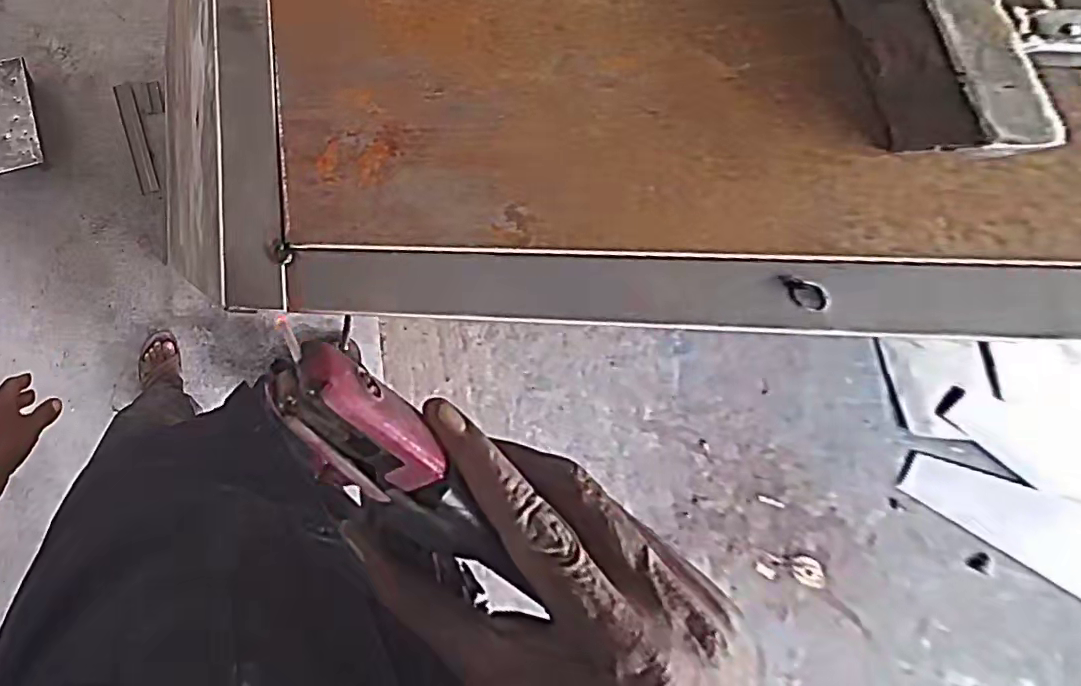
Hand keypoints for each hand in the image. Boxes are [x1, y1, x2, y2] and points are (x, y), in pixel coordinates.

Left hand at [0, 374, 61, 489]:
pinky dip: (8, 422)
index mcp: (1, 402)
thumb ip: (45, 413)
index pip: (11, 384)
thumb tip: (55, 403)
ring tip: (25, 411)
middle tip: (28, 392)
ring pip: (1, 411)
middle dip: (18, 394)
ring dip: (14, 408)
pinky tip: (15, 432)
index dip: (21, 380)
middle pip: (5, 397)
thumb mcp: (33, 427)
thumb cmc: (4, 447)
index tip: (27, 378)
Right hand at [349, 398, 757, 685]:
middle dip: (497, 455)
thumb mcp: (499, 678)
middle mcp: (663, 617)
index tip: (443, 420)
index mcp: (610, 649)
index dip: (478, 465)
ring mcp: (694, 600)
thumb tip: (371, 543)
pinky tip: (545, 516)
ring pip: (592, 495)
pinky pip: (621, 518)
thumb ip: (430, 608)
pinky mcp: (709, 591)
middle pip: (564, 493)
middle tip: (450, 434)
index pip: (529, 529)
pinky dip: (571, 505)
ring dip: (530, 473)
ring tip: (489, 473)